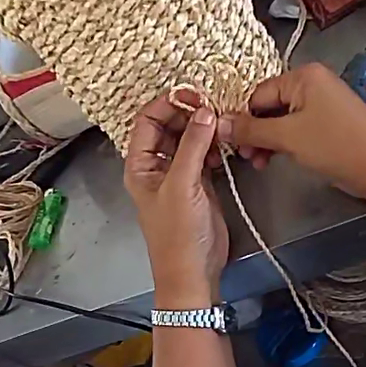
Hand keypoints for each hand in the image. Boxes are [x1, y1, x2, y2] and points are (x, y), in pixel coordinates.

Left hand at [123, 93, 229, 308]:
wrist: (194, 272)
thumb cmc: (178, 234)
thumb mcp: (182, 187)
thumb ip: (192, 147)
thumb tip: (204, 111)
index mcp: (140, 164)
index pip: (148, 120)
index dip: (168, 104)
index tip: (194, 95)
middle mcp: (157, 166)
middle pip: (170, 126)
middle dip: (190, 114)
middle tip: (214, 108)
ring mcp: (179, 174)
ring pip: (189, 139)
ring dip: (204, 129)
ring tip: (223, 126)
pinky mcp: (200, 183)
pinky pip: (204, 154)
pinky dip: (214, 146)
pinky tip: (225, 145)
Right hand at [219, 64, 365, 197]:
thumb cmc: (335, 145)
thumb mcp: (287, 137)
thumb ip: (251, 130)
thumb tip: (218, 123)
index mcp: (303, 76)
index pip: (258, 94)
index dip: (242, 119)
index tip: (231, 142)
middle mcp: (313, 83)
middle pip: (269, 106)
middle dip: (255, 132)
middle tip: (247, 156)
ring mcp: (323, 103)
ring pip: (282, 120)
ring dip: (268, 141)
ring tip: (260, 162)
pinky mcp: (330, 123)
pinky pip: (298, 128)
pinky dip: (285, 143)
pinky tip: (277, 159)